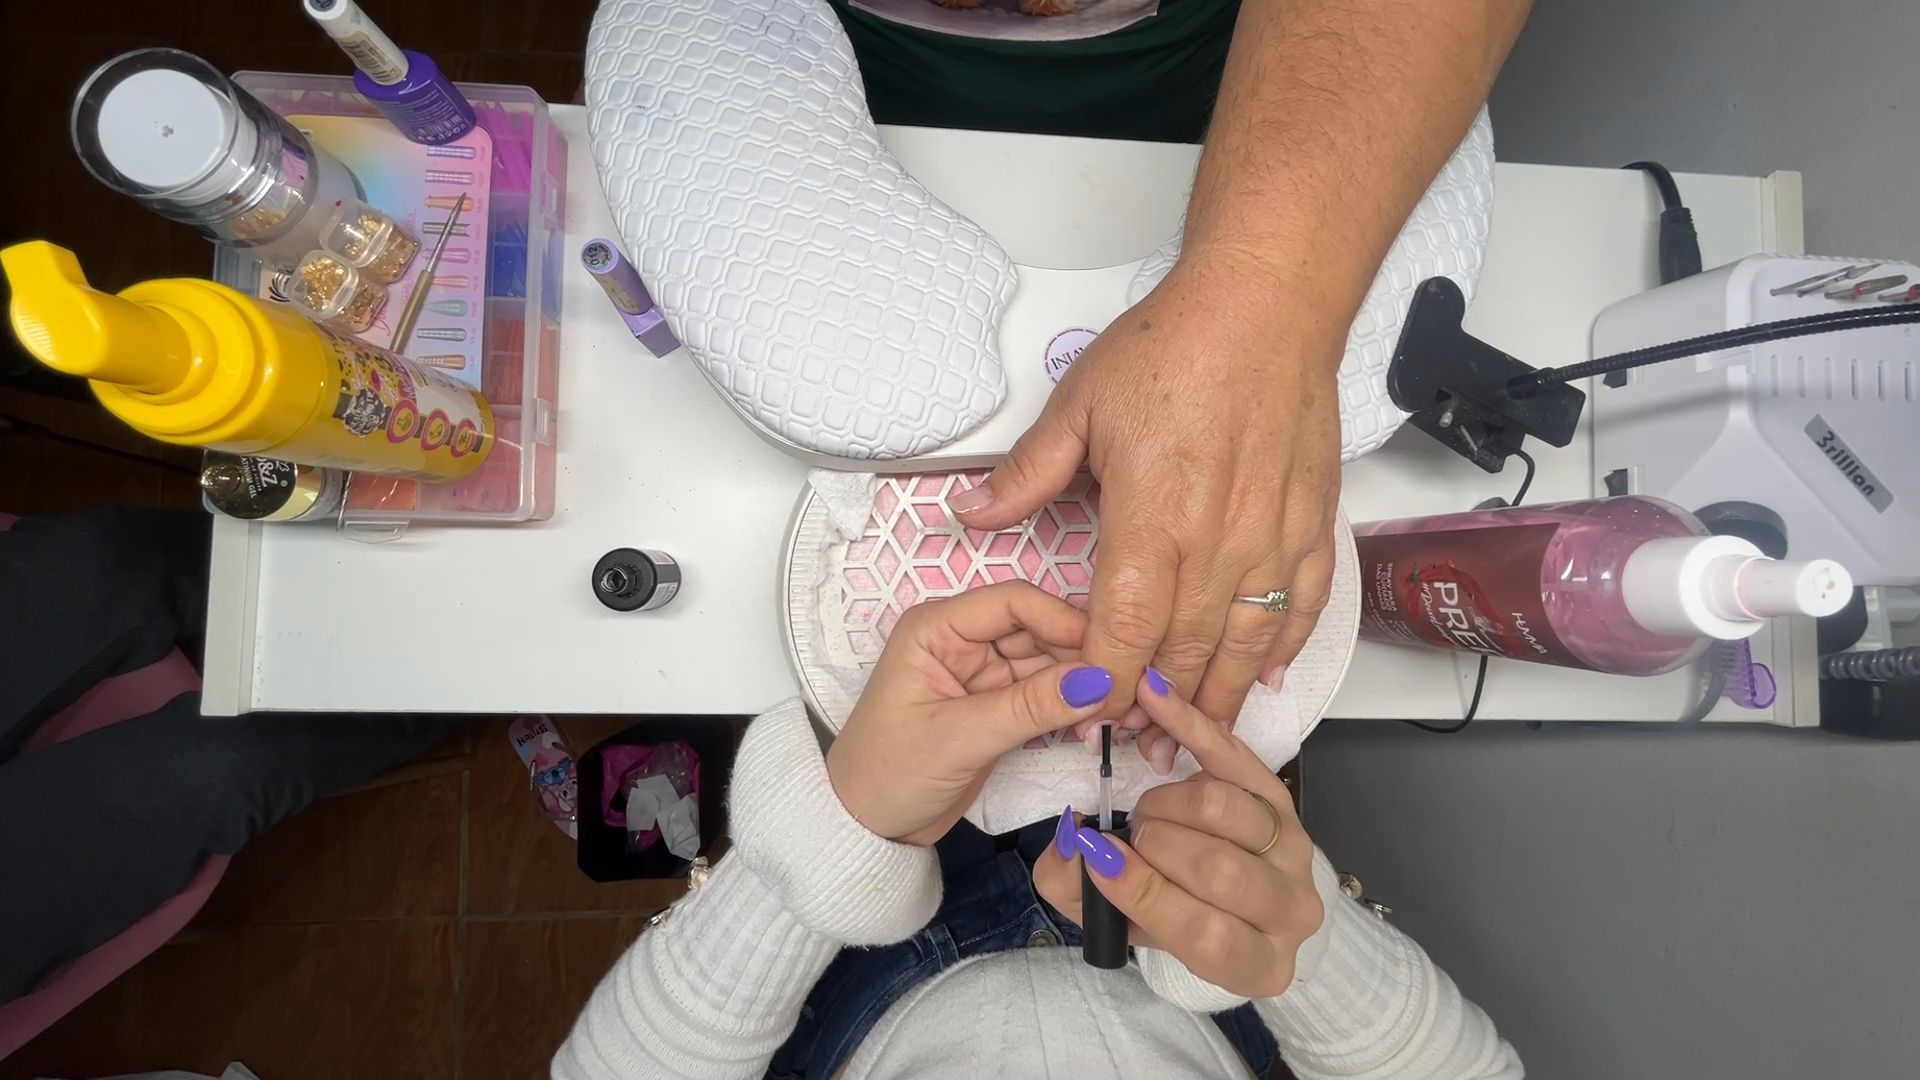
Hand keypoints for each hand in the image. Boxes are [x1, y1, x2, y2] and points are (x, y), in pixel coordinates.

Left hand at [826, 581, 1114, 845]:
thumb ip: (1028, 707)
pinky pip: (1046, 695)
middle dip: (1081, 656)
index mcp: (938, 627)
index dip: (1062, 619)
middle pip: (1038, 630)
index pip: (1011, 602)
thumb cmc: (888, 774)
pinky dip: (1072, 708)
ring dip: (1083, 685)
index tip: (1109, 648)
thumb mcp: (957, 737)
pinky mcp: (999, 705)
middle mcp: (963, 639)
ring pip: (1049, 663)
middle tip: (1129, 688)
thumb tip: (1097, 680)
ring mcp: (984, 673)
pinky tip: (1100, 722)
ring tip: (1123, 710)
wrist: (869, 830)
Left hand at [946, 254, 1343, 759]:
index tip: (1090, 713)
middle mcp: (1217, 545)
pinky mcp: (1310, 526)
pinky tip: (1264, 677)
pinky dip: (1280, 651)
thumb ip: (1026, 474)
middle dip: (1157, 706)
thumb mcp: (1078, 405)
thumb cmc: (1171, 351)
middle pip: (1184, 652)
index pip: (1123, 632)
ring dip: (1218, 697)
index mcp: (1151, 522)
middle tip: (1138, 743)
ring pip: (1245, 646)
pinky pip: (1301, 608)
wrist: (1264, 306)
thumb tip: (973, 513)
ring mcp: (1272, 540)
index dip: (1105, 685)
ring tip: (1195, 734)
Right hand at [1033, 671, 1321, 998]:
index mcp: (1254, 964)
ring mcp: (1295, 850)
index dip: (1146, 894)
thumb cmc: (1170, 910)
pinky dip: (1189, 723)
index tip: (1100, 856)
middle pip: (1221, 872)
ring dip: (1170, 802)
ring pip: (1229, 812)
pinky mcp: (1280, 793)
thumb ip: (1077, 889)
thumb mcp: (1115, 920)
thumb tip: (1076, 838)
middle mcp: (1290, 912)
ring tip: (1147, 809)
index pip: (1207, 936)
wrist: (1229, 895)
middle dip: (1154, 844)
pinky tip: (1153, 697)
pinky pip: (1232, 753)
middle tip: (1126, 833)